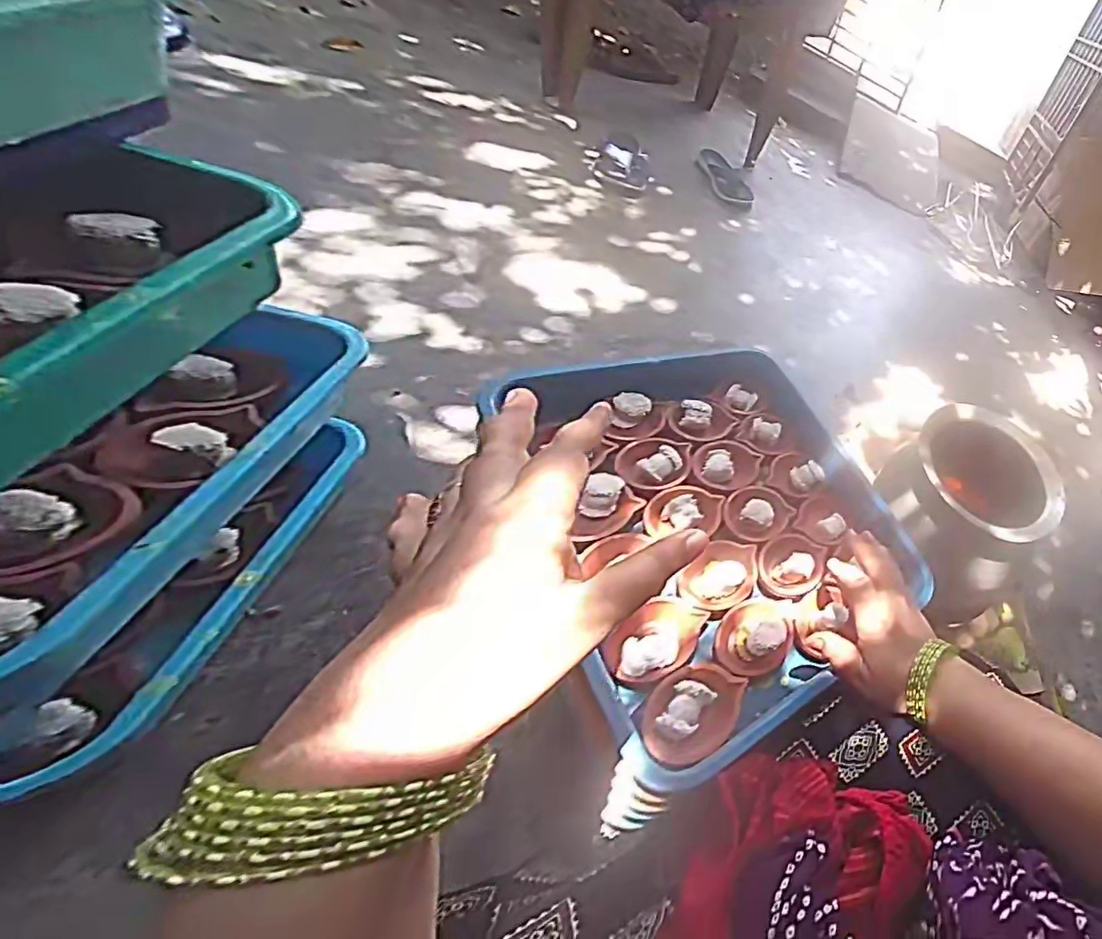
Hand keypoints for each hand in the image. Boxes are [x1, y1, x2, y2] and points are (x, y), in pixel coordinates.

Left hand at [245, 390, 705, 788]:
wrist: (385, 725)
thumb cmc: (501, 662)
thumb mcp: (588, 618)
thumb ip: (643, 572)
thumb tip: (695, 535)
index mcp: (527, 521)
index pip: (561, 459)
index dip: (583, 430)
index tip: (601, 409)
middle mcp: (479, 520)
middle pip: (498, 457)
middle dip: (516, 424)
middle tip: (521, 396)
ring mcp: (436, 547)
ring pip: (458, 484)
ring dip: (477, 455)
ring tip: (484, 438)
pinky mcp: (408, 578)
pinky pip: (414, 528)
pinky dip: (422, 507)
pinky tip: (414, 503)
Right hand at [799, 533, 934, 714]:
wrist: (936, 684)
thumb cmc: (894, 681)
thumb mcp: (859, 673)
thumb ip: (837, 652)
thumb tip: (816, 636)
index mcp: (873, 616)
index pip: (857, 584)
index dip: (843, 571)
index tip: (830, 561)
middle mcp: (890, 601)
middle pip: (877, 566)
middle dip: (864, 548)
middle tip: (851, 532)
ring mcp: (905, 601)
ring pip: (890, 568)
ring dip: (878, 551)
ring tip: (868, 538)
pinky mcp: (915, 606)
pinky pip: (898, 575)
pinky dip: (888, 563)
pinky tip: (885, 562)